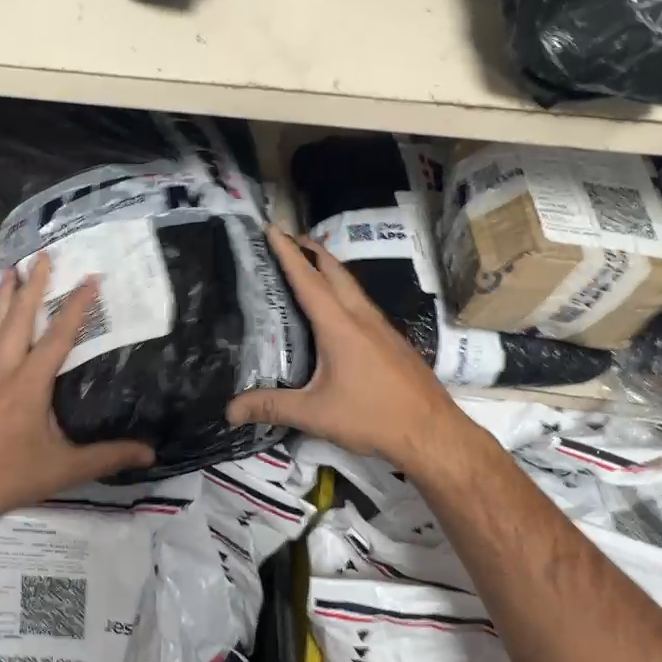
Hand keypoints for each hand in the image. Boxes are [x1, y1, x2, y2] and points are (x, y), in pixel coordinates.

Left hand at [0, 255, 155, 523]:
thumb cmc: (12, 478)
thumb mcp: (65, 468)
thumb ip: (108, 456)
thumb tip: (151, 451)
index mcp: (28, 386)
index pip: (56, 337)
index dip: (75, 307)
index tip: (89, 278)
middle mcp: (3, 374)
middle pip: (18, 320)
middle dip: (32, 287)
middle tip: (41, 256)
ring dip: (7, 299)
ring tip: (12, 271)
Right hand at [228, 225, 475, 467]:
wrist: (433, 433)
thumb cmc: (373, 417)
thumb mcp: (315, 414)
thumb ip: (271, 408)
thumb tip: (229, 411)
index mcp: (340, 326)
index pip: (308, 280)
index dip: (287, 253)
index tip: (272, 228)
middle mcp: (362, 319)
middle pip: (336, 272)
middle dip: (311, 251)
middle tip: (289, 239)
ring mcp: (382, 329)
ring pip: (352, 288)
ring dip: (330, 271)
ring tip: (309, 267)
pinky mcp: (393, 343)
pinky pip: (363, 306)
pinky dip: (344, 294)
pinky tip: (338, 312)